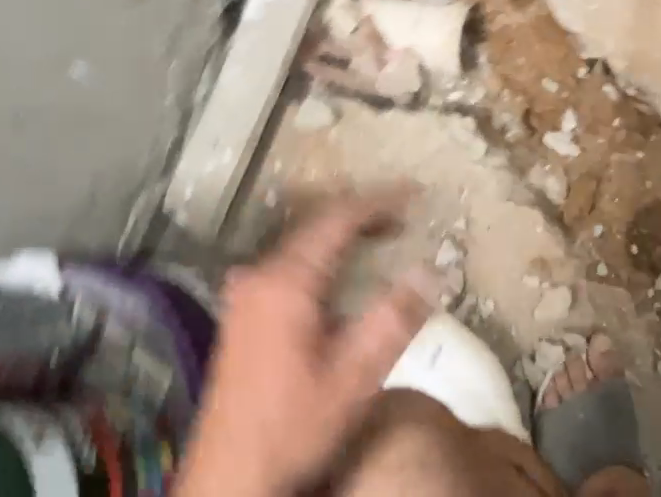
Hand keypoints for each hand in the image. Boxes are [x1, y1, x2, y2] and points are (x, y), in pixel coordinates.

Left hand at [175, 193, 438, 496]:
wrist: (228, 478)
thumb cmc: (293, 426)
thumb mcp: (355, 377)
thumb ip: (395, 319)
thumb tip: (431, 270)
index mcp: (286, 281)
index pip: (339, 218)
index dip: (380, 201)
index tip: (414, 193)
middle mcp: (259, 275)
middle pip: (316, 225)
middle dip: (363, 215)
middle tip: (403, 217)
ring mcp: (244, 293)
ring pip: (301, 244)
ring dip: (341, 236)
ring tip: (380, 237)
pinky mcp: (241, 313)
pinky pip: (288, 263)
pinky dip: (321, 256)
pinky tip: (339, 275)